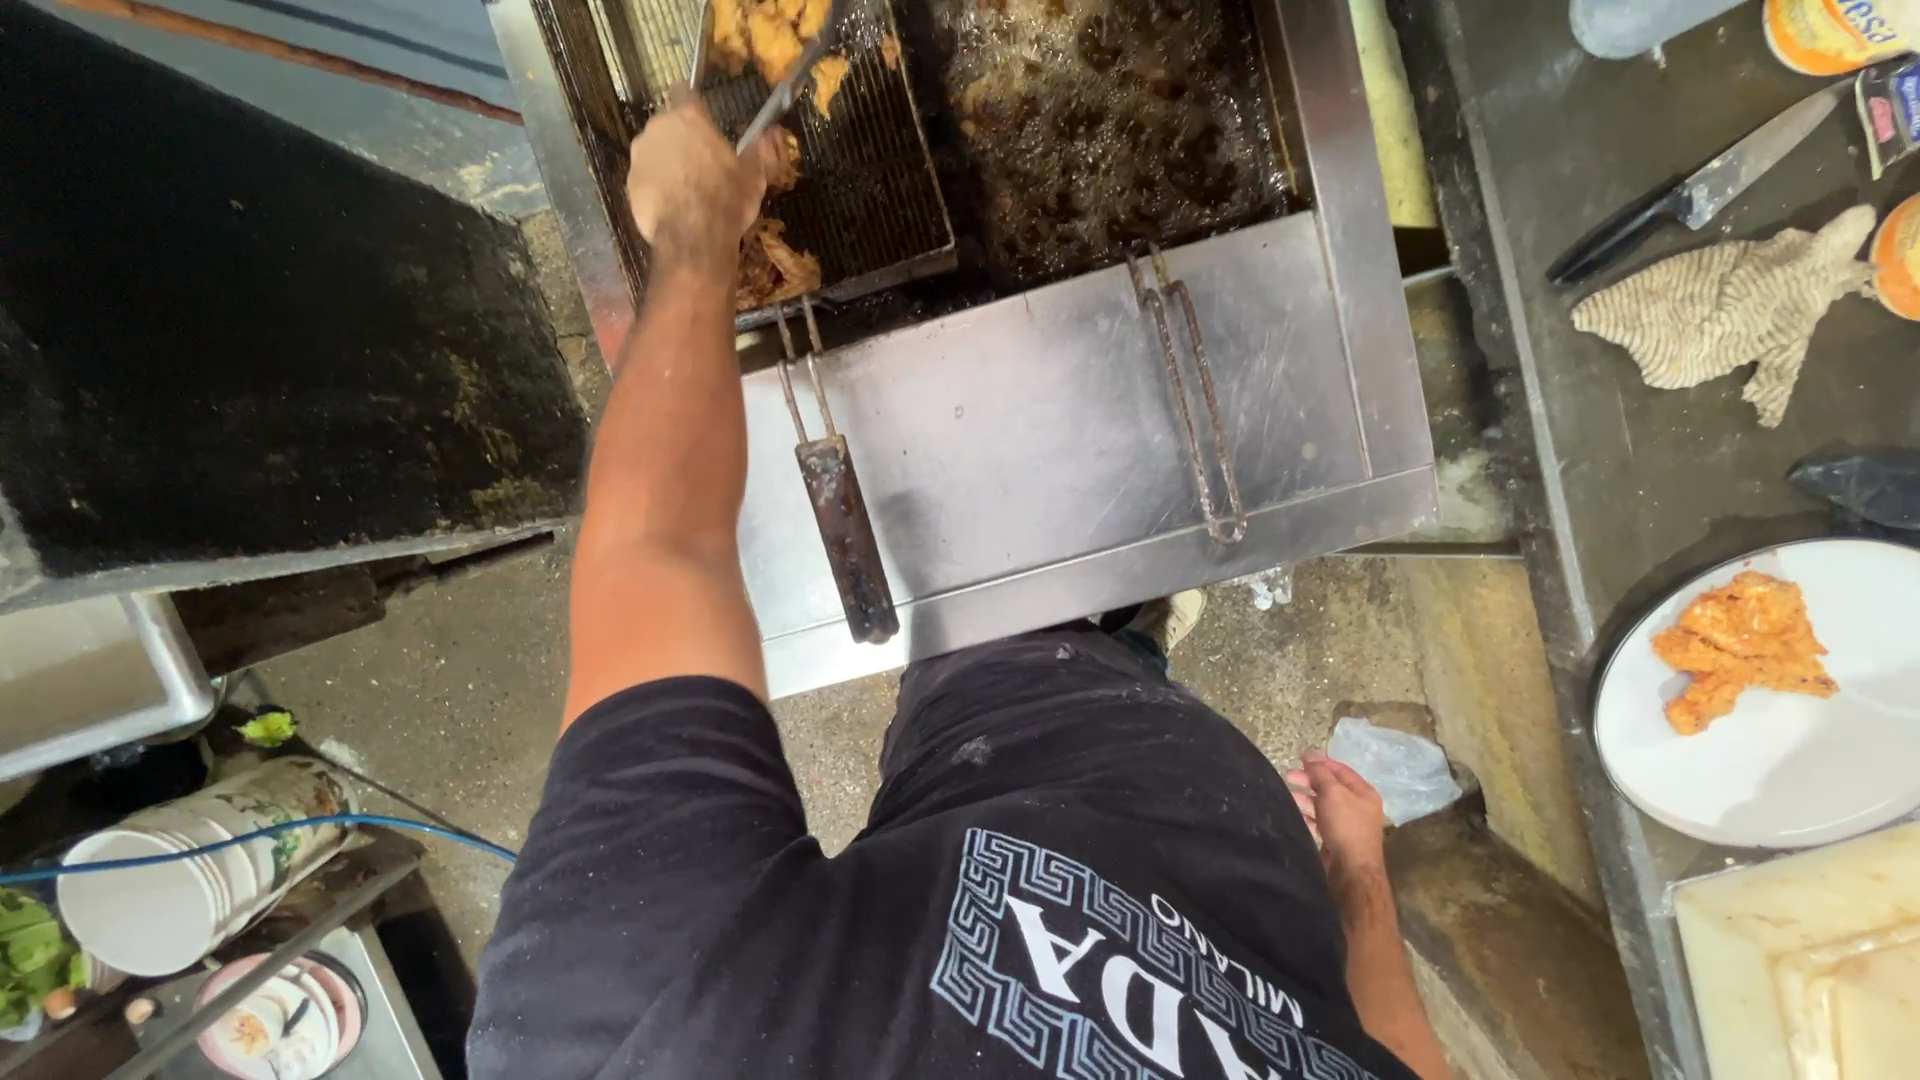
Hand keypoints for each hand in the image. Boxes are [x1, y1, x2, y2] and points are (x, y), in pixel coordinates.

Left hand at [625, 86, 783, 271]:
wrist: (694, 238)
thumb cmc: (726, 200)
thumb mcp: (753, 178)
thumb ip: (761, 152)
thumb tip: (775, 134)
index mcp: (689, 118)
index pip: (683, 91)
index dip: (692, 105)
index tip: (700, 120)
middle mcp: (659, 128)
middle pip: (667, 124)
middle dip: (680, 139)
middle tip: (700, 165)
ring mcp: (640, 156)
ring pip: (653, 152)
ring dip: (666, 164)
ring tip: (686, 191)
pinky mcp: (630, 183)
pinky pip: (645, 180)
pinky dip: (656, 189)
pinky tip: (673, 208)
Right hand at [1286, 750, 1385, 882]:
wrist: (1351, 869)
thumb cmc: (1345, 826)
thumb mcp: (1333, 792)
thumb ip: (1321, 774)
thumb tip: (1311, 758)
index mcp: (1363, 792)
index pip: (1340, 770)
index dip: (1321, 761)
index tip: (1300, 757)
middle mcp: (1358, 806)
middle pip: (1331, 786)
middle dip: (1310, 779)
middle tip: (1290, 775)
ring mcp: (1348, 823)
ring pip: (1323, 803)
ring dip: (1306, 796)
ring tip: (1289, 794)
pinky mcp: (1337, 838)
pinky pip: (1320, 820)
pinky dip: (1308, 814)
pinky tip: (1295, 812)